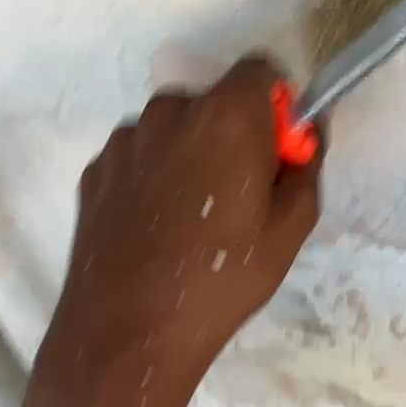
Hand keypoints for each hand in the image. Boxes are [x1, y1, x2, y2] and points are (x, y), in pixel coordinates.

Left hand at [53, 55, 322, 361]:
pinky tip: (155, 226)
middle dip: (233, 129)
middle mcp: (172, 110)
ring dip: (190, 150)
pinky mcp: (95, 169)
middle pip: (215, 99)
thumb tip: (310, 131)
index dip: (275, 103)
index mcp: (227, 114)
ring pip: (174, 126)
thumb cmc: (222, 277)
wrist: (126, 337)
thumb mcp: (292, 226)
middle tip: (239, 189)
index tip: (277, 147)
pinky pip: (139, 154)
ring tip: (191, 214)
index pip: (260, 69)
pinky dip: (153, 173)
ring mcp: (127, 139)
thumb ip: (309, 163)